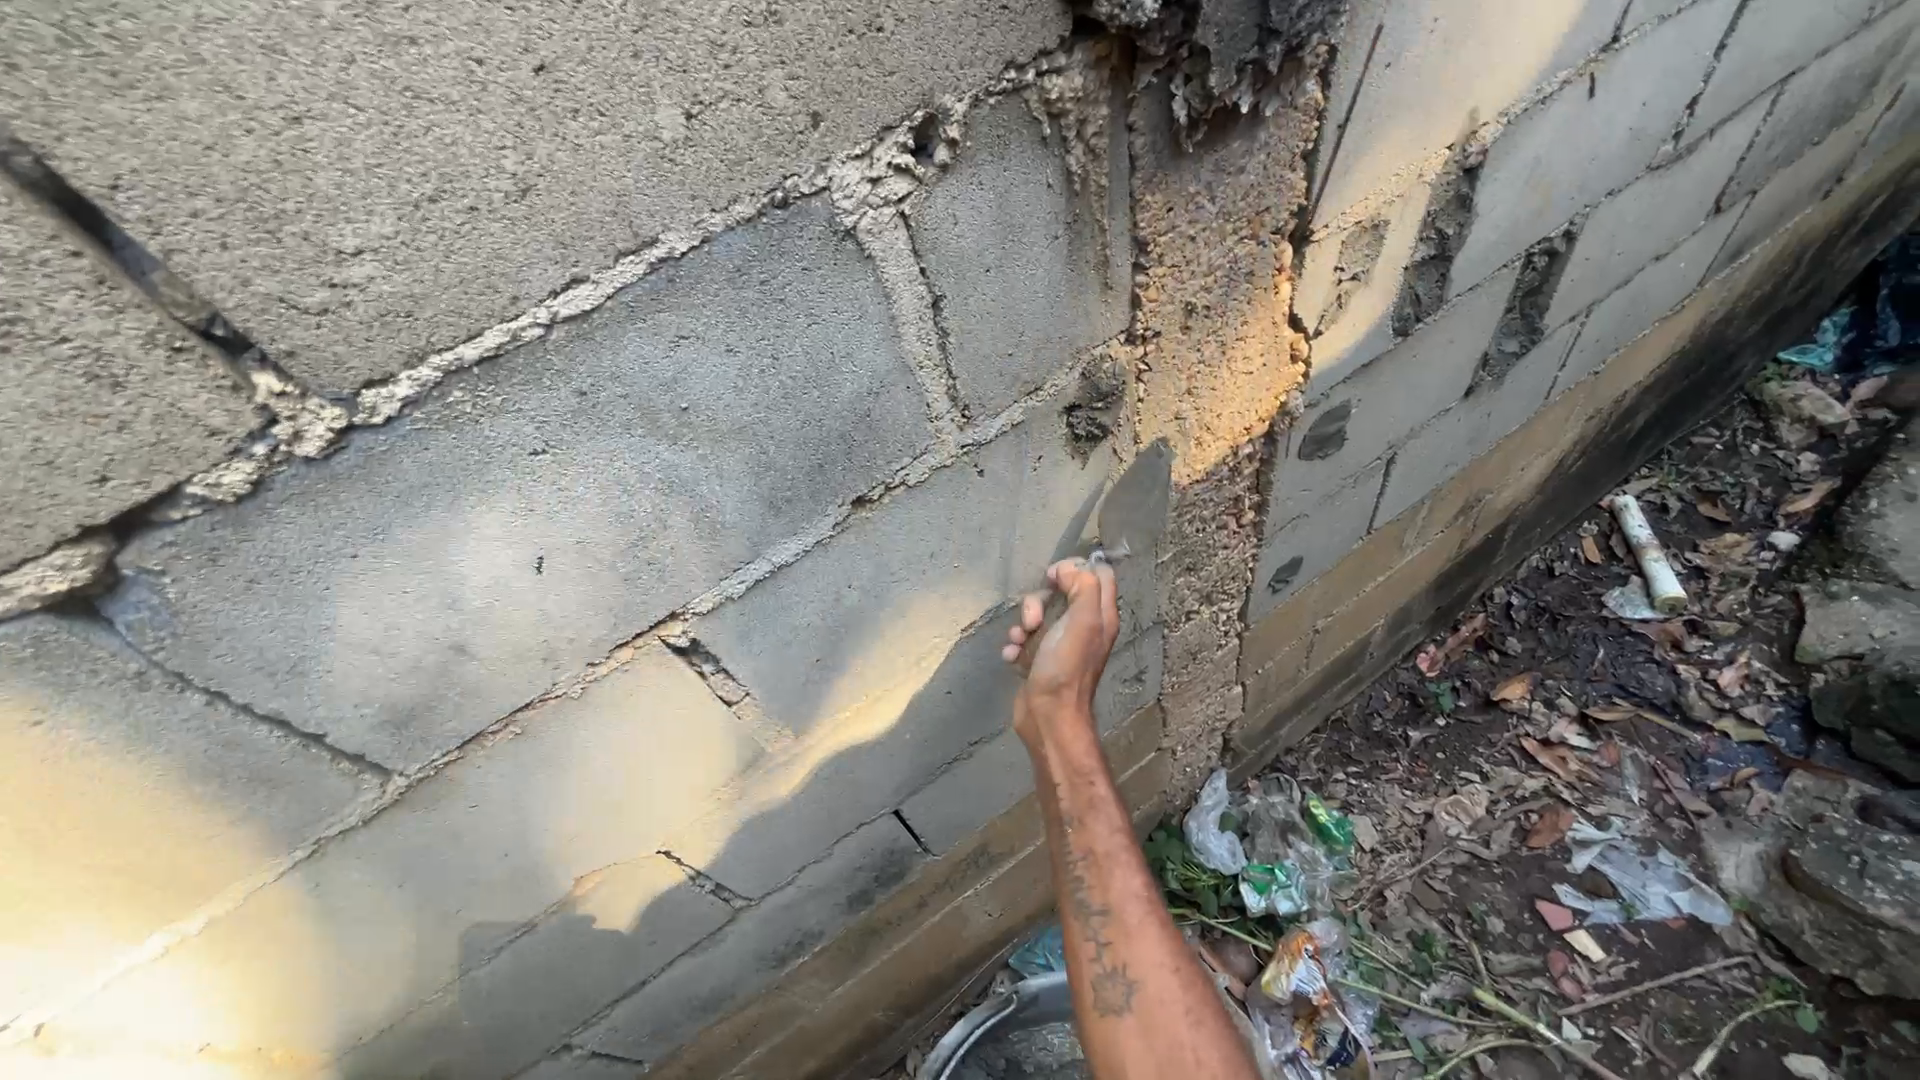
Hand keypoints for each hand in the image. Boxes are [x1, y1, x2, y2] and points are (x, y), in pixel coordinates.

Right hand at [1002, 556, 1119, 741]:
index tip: (1054, 576)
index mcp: (1100, 616)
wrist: (1048, 716)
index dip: (1076, 568)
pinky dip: (1015, 646)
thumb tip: (1068, 569)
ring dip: (1022, 625)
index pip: (1100, 574)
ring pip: (1037, 616)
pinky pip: (1023, 640)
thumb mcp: (1082, 621)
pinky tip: (1013, 657)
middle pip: (1060, 593)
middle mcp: (1083, 627)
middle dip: (1039, 601)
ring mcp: (1060, 644)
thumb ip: (1083, 586)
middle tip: (1034, 620)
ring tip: (1021, 642)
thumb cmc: (1066, 668)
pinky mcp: (1039, 660)